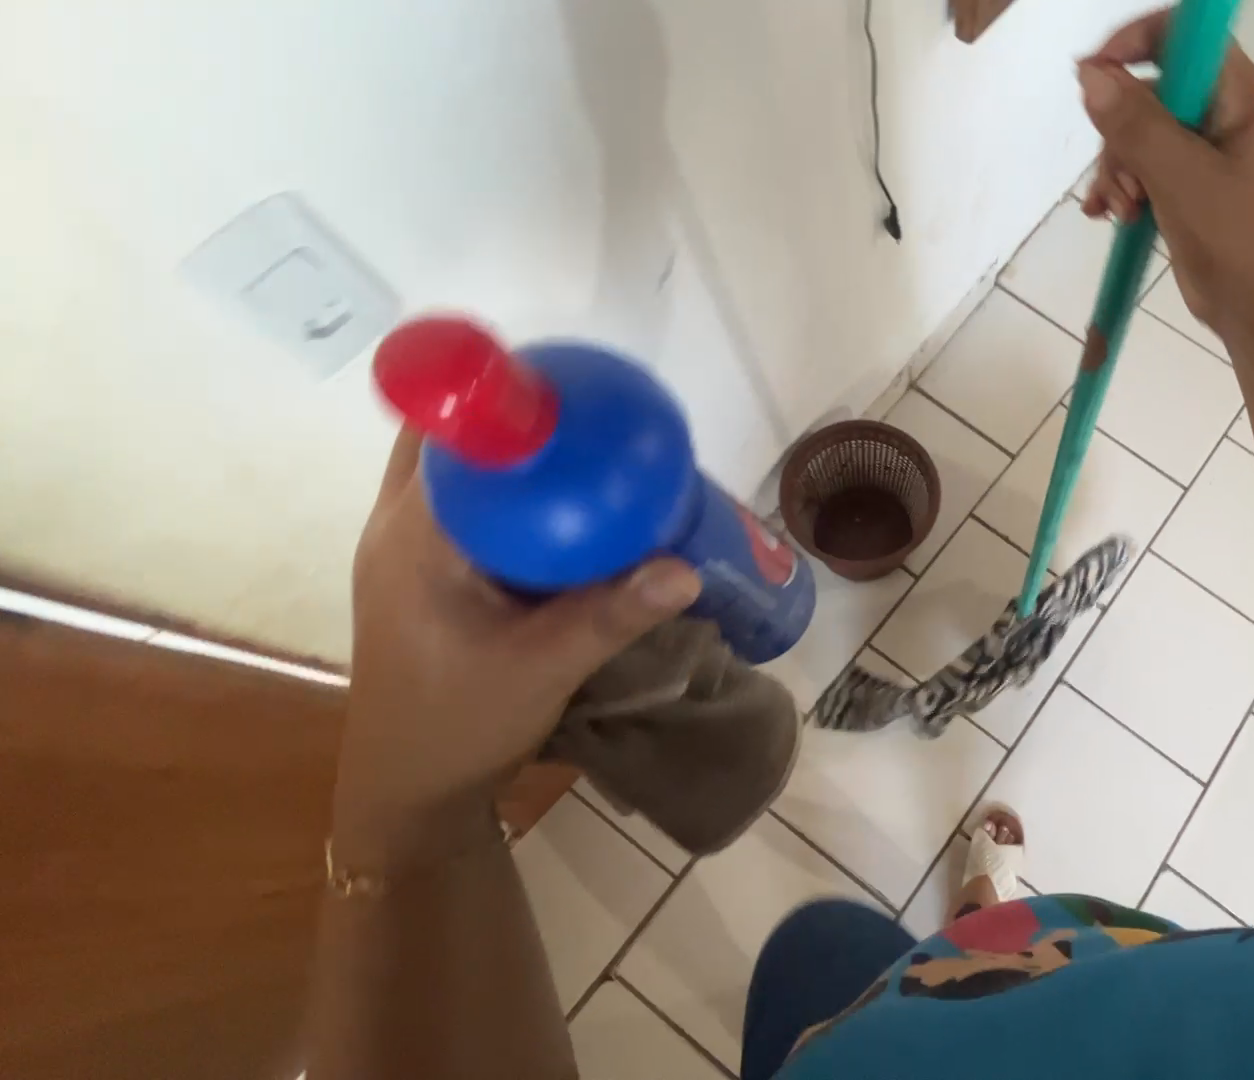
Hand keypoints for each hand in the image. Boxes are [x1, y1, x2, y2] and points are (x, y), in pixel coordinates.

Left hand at [333, 430, 701, 864]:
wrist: (413, 788)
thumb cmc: (460, 722)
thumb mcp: (544, 668)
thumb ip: (613, 616)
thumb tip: (689, 568)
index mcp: (415, 537)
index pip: (448, 435)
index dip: (504, 398)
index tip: (578, 390)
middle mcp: (404, 530)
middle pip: (459, 445)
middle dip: (524, 425)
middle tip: (602, 425)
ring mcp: (415, 553)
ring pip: (469, 479)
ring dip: (523, 463)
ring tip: (597, 460)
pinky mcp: (436, 577)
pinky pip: (480, 514)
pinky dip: (523, 502)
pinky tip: (578, 520)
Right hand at [1079, 9, 1253, 340]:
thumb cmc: (1236, 240)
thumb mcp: (1183, 178)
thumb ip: (1136, 125)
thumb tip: (1089, 75)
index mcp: (1234, 94)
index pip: (1179, 35)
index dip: (1132, 45)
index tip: (1091, 79)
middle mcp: (1217, 113)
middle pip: (1147, 91)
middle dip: (1119, 135)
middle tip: (1122, 185)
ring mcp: (1200, 154)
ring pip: (1136, 137)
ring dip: (1116, 172)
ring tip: (1118, 213)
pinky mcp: (1185, 190)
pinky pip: (1140, 172)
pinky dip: (1120, 191)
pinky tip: (1110, 218)